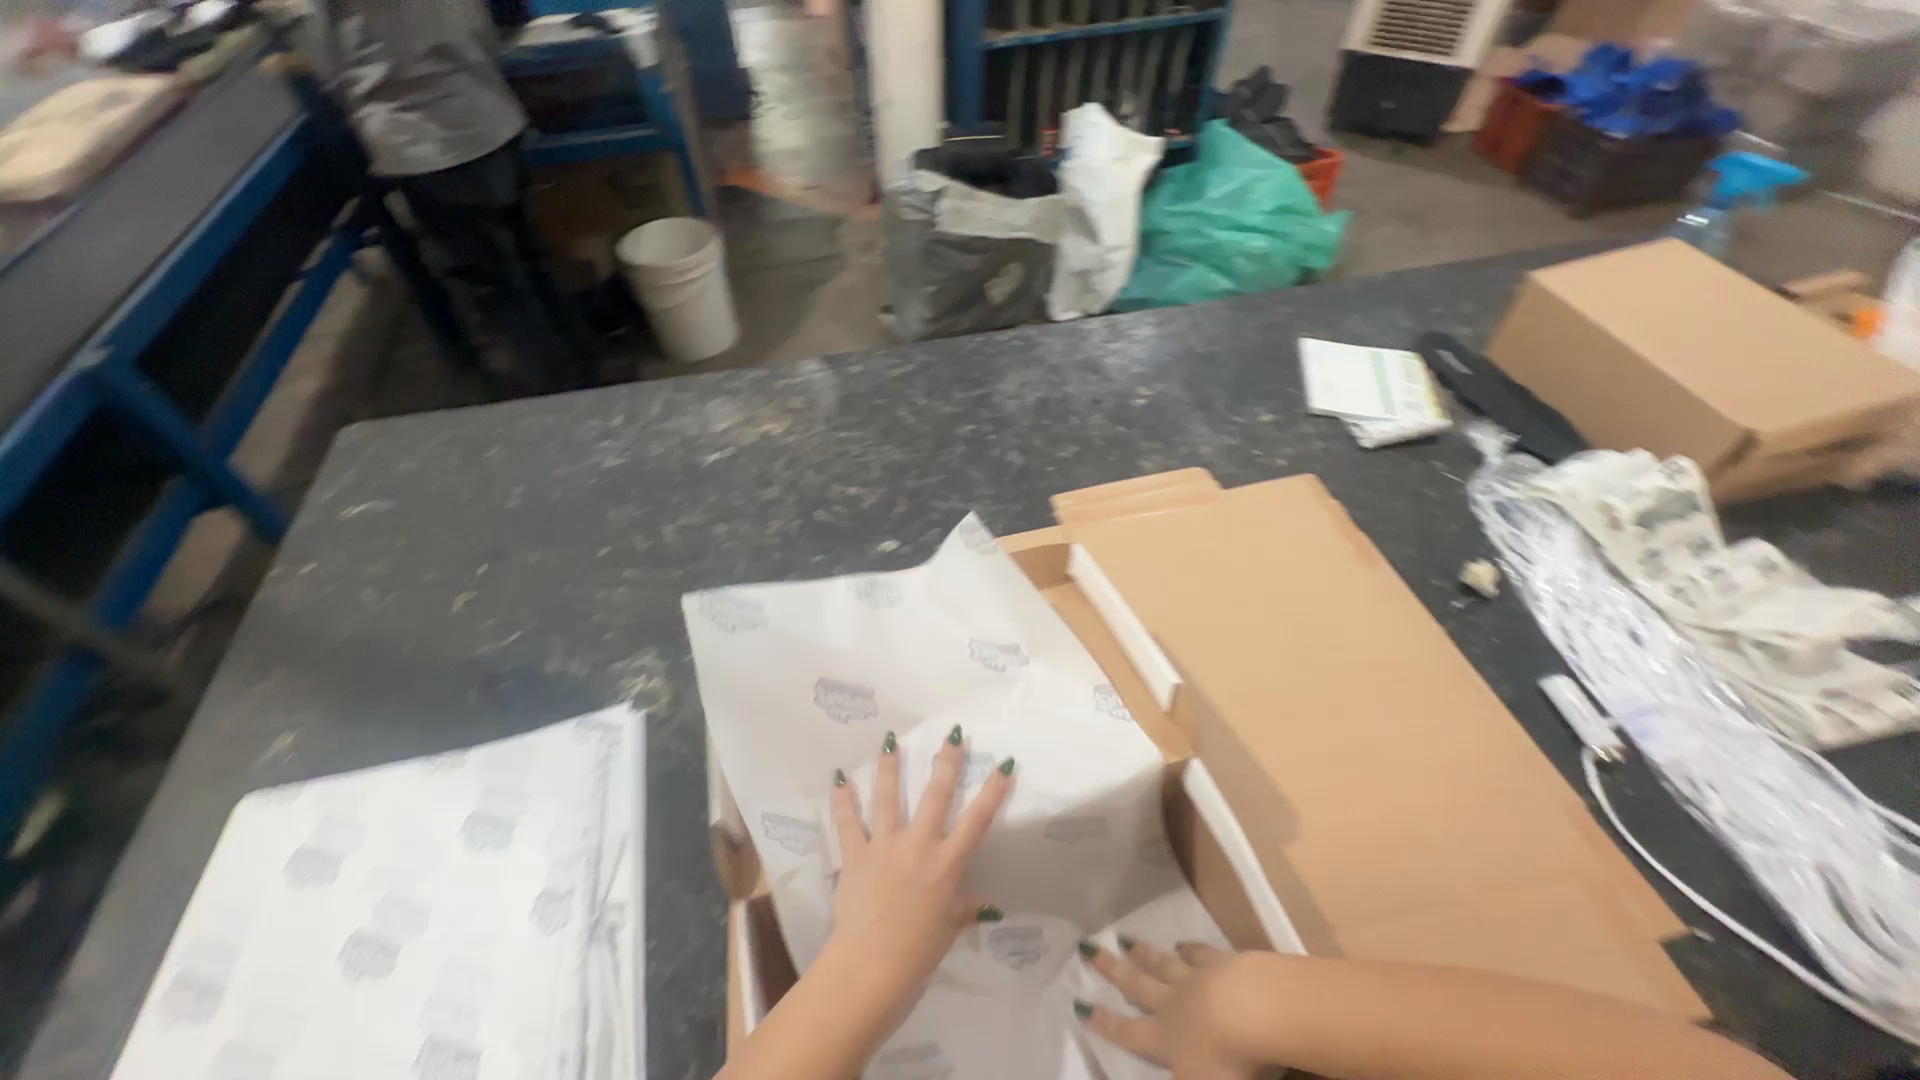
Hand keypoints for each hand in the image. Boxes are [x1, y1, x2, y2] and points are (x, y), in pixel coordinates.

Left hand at [828, 726, 1014, 993]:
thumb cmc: (917, 952)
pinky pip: (848, 822)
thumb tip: (986, 905)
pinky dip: (842, 800)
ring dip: (890, 766)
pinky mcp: (855, 854)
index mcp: (947, 864)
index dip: (993, 791)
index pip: (977, 820)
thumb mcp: (948, 929)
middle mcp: (919, 845)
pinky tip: (837, 778)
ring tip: (890, 739)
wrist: (872, 963)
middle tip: (951, 734)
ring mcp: (885, 846)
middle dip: (946, 762)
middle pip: (936, 796)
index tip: (1004, 764)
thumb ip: (964, 909)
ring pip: (889, 798)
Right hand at [1078, 939, 1255, 1079]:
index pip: (1128, 1032)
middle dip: (1112, 970)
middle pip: (1138, 986)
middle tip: (1089, 949)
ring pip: (1164, 965)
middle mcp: (1174, 1005)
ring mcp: (1198, 980)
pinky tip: (1182, 944)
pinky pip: (1200, 954)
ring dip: (1144, 954)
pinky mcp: (1224, 964)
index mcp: (1166, 1040)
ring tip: (1125, 939)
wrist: (1259, 1011)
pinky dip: (1189, 949)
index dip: (1104, 1022)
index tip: (1081, 1005)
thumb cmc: (1229, 1063)